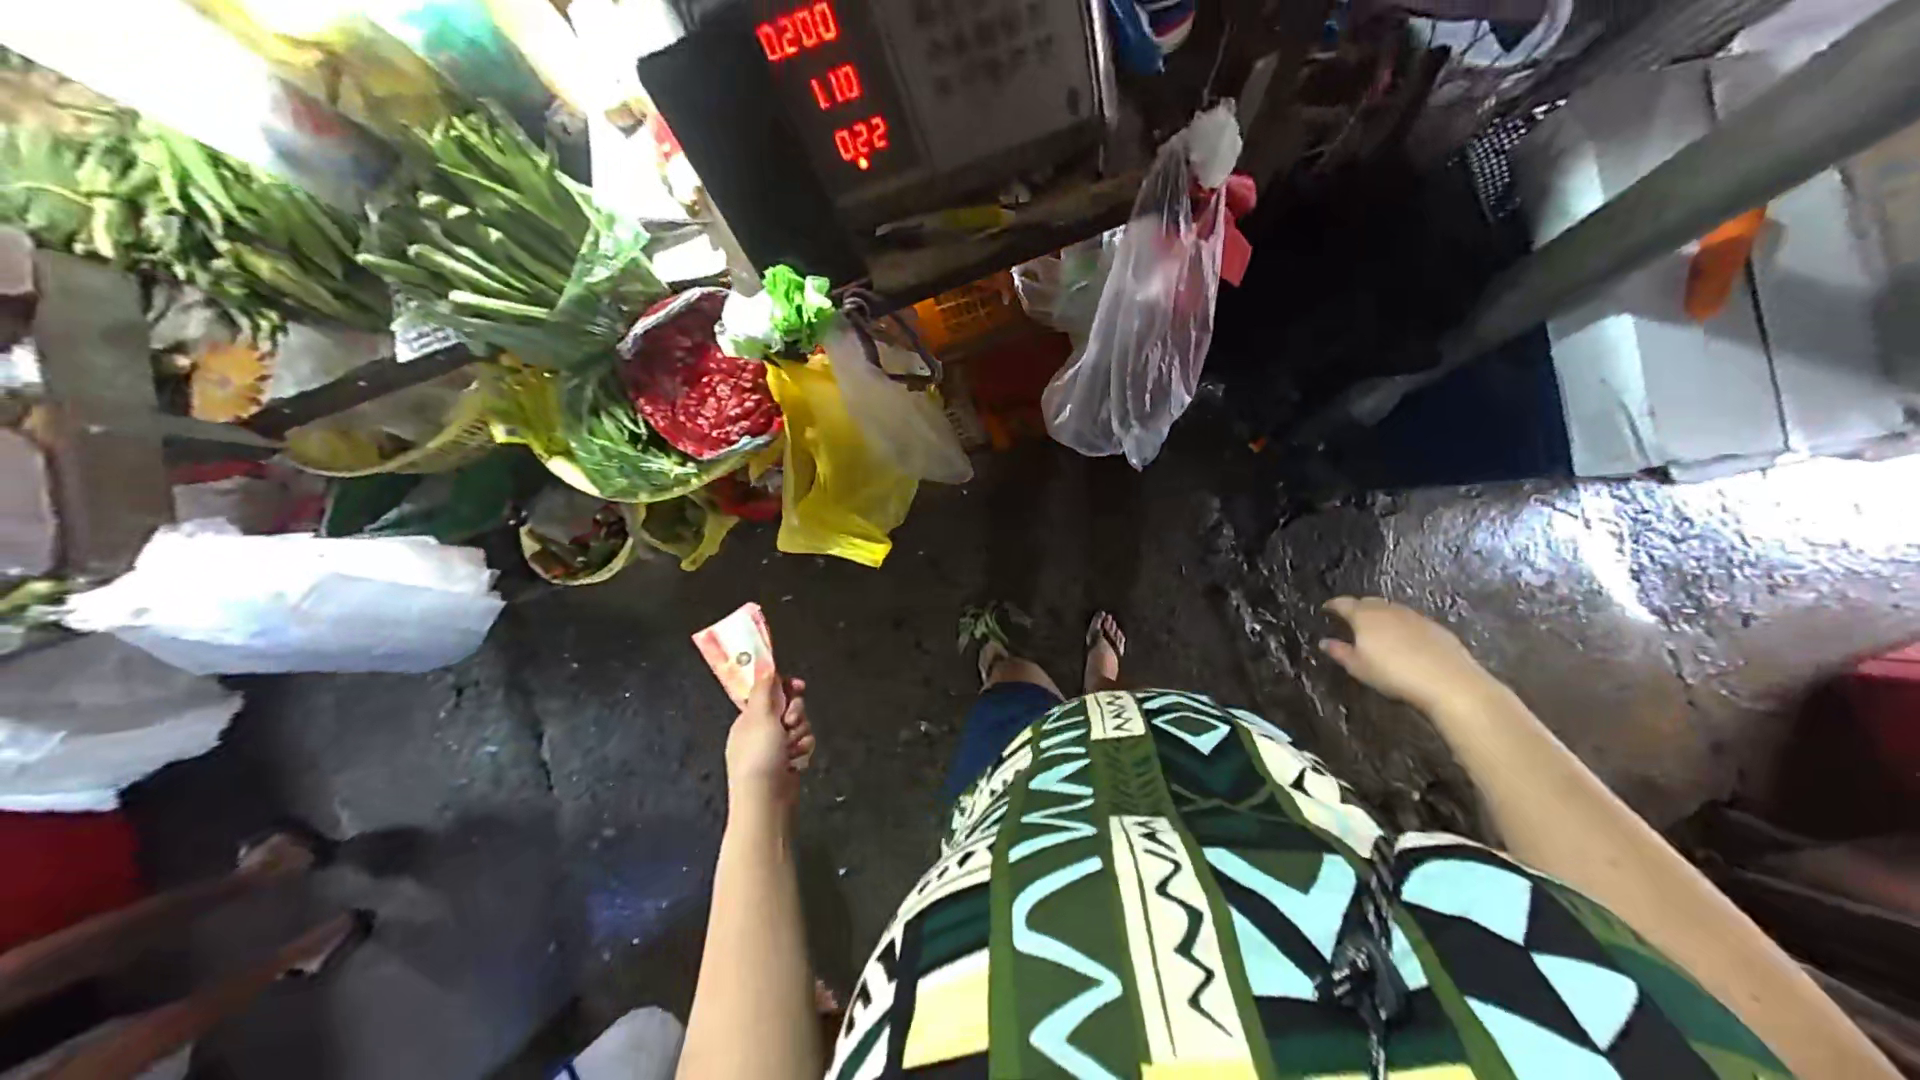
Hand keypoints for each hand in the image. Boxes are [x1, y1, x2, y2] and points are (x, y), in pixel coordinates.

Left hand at [726, 672, 813, 813]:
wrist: (766, 799)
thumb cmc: (759, 755)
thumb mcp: (760, 716)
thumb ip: (764, 688)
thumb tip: (763, 663)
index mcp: (750, 717)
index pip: (771, 692)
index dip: (786, 687)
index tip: (799, 687)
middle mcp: (762, 730)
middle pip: (790, 707)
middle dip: (796, 714)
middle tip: (790, 723)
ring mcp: (776, 747)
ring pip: (801, 726)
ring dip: (801, 734)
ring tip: (791, 748)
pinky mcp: (789, 761)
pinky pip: (804, 744)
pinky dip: (803, 750)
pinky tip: (796, 761)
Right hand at [1319, 596, 1496, 713]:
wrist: (1448, 681)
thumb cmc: (1393, 673)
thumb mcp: (1358, 667)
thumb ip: (1339, 652)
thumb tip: (1324, 642)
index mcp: (1364, 616)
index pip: (1343, 603)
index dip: (1333, 605)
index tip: (1326, 609)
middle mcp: (1388, 609)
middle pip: (1368, 602)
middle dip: (1357, 607)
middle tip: (1350, 619)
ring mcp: (1414, 616)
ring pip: (1390, 609)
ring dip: (1380, 615)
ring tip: (1376, 629)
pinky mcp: (1434, 626)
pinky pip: (1410, 619)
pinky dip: (1401, 624)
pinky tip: (1404, 640)